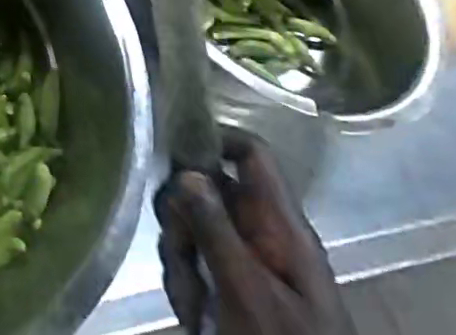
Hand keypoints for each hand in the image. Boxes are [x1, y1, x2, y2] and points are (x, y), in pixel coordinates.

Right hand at [156, 131, 353, 334]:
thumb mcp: (249, 295)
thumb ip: (215, 230)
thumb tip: (185, 170)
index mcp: (282, 227)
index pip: (251, 154)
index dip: (214, 140)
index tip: (173, 157)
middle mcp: (262, 233)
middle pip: (206, 187)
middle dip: (182, 217)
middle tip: (182, 254)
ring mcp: (244, 259)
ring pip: (191, 223)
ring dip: (180, 258)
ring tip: (192, 304)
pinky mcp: (228, 286)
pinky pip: (191, 259)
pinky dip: (183, 282)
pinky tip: (192, 315)